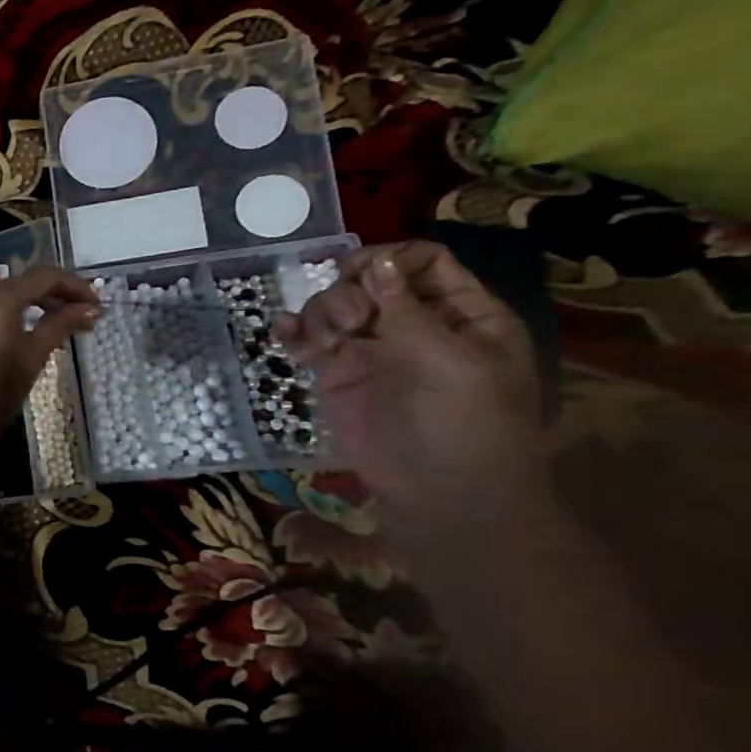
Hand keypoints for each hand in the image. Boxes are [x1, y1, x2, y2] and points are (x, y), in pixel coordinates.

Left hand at [0, 264, 100, 446]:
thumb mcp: (34, 354)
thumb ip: (61, 324)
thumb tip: (92, 309)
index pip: (45, 277)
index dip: (75, 286)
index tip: (96, 305)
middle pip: (25, 279)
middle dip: (56, 291)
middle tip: (82, 311)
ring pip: (5, 285)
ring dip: (33, 295)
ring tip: (58, 315)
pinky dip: (9, 301)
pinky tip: (26, 318)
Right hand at [274, 242, 547, 522]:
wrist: (439, 491)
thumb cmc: (467, 426)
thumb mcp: (454, 363)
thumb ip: (410, 312)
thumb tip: (375, 263)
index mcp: (460, 315)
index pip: (423, 263)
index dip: (389, 260)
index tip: (357, 272)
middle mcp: (412, 325)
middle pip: (369, 280)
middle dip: (349, 291)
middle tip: (347, 324)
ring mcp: (370, 351)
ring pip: (335, 307)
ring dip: (321, 312)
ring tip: (325, 342)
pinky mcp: (335, 376)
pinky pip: (308, 342)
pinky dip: (293, 332)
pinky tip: (283, 332)